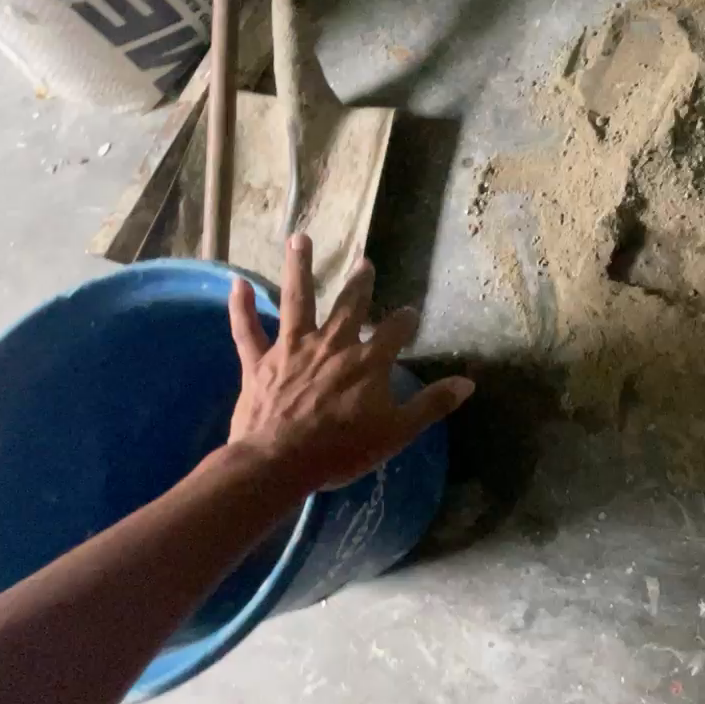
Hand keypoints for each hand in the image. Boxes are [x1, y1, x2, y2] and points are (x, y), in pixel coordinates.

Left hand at [226, 234, 473, 491]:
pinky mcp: (259, 363)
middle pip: (349, 304)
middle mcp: (333, 344)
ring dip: (299, 268)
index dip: (406, 320)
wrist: (276, 464)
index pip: (395, 329)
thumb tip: (468, 383)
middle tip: (364, 261)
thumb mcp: (397, 431)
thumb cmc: (341, 449)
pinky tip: (236, 283)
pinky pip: (246, 331)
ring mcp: (292, 349)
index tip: (410, 314)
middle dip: (360, 282)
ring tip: (299, 238)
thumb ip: (432, 404)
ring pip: (297, 300)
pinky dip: (241, 307)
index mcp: (368, 361)